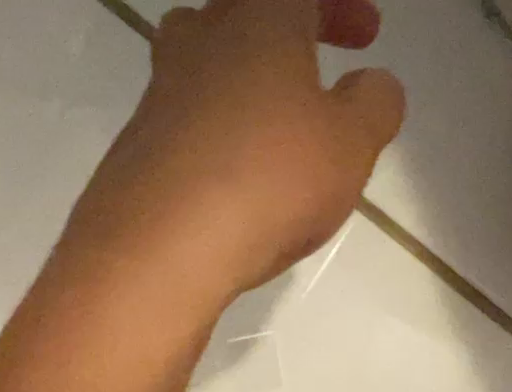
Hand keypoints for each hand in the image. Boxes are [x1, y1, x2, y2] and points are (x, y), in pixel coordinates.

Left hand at [64, 0, 404, 299]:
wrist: (160, 248)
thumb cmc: (269, 181)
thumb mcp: (351, 145)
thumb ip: (374, 105)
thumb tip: (373, 85)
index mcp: (259, 20)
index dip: (339, 7)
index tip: (366, 37)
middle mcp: (201, 42)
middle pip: (244, 15)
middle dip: (289, 36)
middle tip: (318, 71)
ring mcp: (160, 94)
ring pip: (206, 67)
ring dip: (245, 85)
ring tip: (273, 128)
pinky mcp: (137, 148)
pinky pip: (186, 124)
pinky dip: (217, 138)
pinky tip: (235, 182)